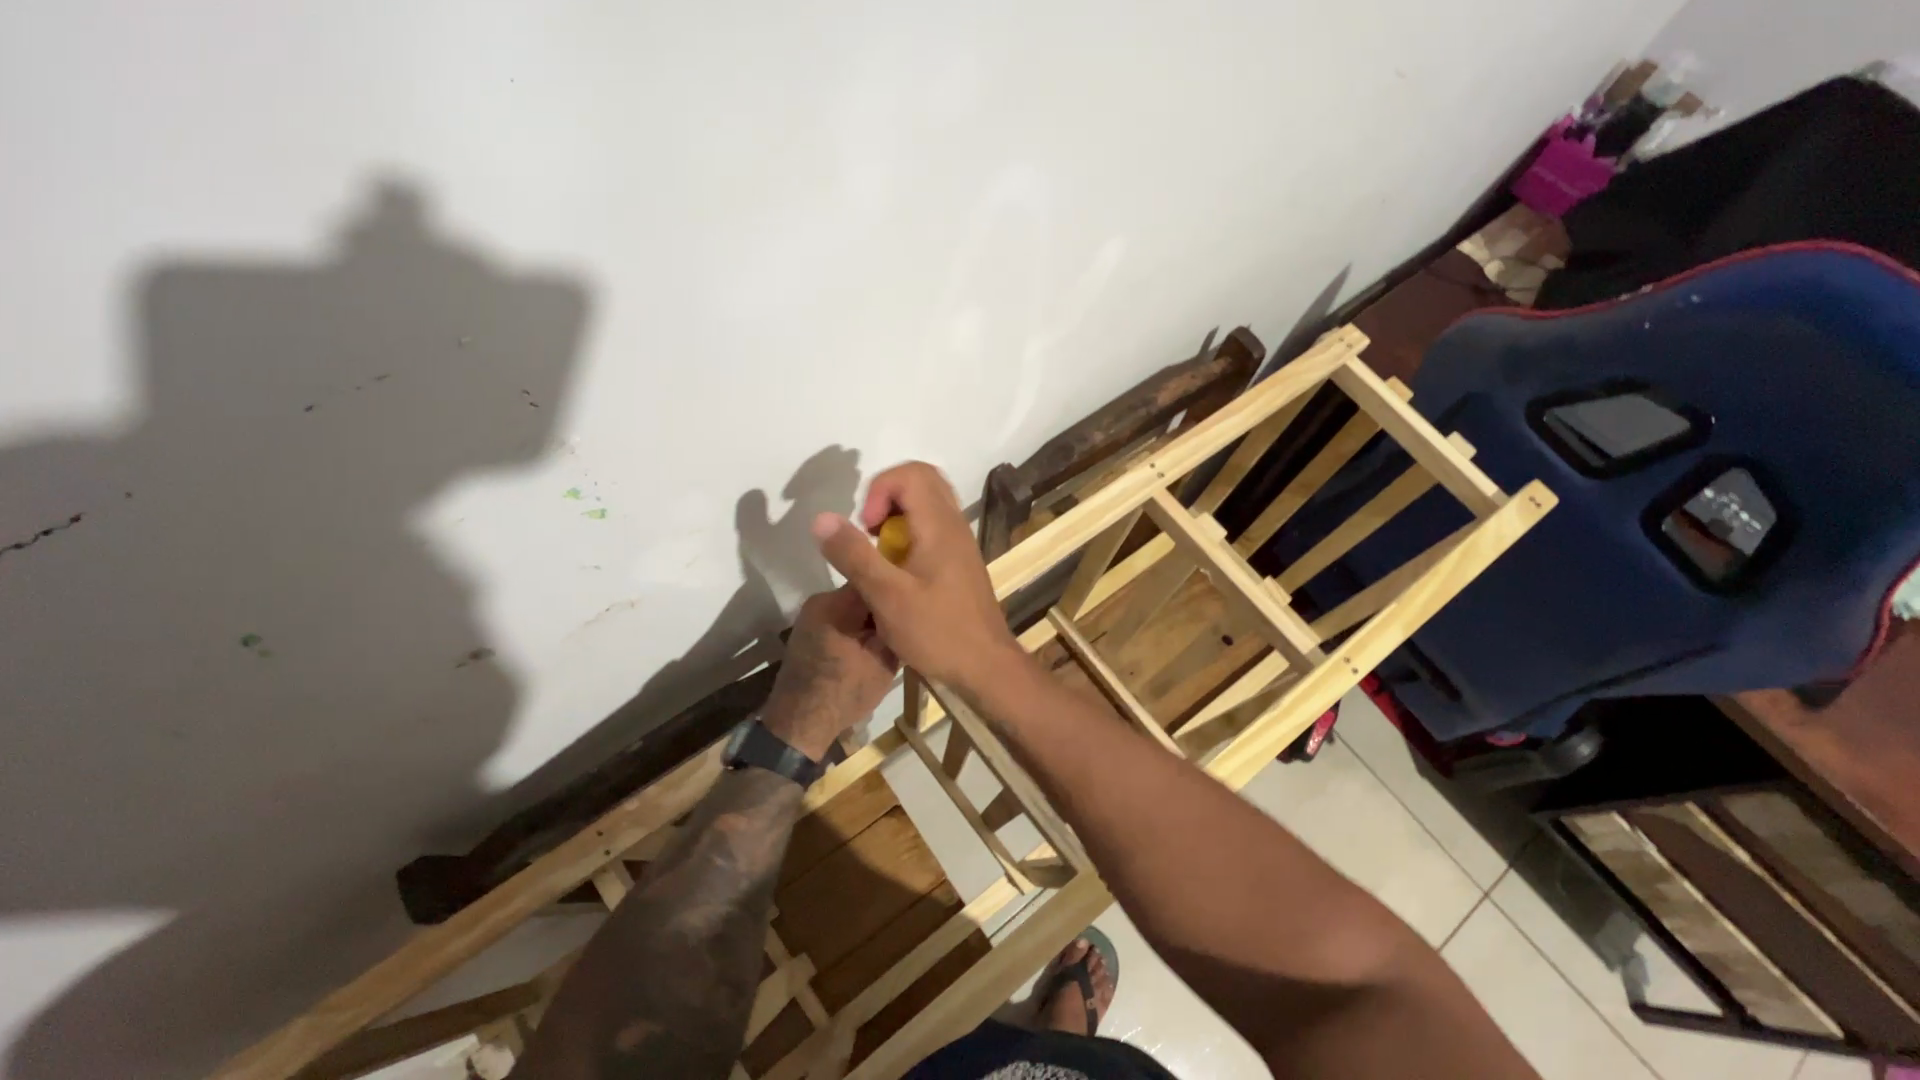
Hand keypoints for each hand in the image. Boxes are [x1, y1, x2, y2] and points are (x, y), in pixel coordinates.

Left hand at [762, 585, 898, 760]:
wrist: (799, 723)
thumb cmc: (844, 693)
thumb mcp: (882, 661)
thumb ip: (895, 628)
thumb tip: (908, 609)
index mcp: (837, 604)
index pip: (876, 577)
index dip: (899, 587)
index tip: (917, 600)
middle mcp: (820, 600)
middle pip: (863, 590)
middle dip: (885, 603)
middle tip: (908, 620)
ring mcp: (811, 614)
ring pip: (852, 605)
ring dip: (870, 617)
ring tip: (892, 634)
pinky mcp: (809, 629)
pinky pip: (841, 617)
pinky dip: (856, 627)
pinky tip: (870, 644)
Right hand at [810, 462, 1022, 691]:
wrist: (987, 668)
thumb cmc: (938, 632)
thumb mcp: (886, 597)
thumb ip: (854, 555)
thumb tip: (821, 519)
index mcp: (940, 526)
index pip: (910, 473)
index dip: (879, 490)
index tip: (867, 529)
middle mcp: (955, 526)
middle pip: (922, 481)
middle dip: (887, 498)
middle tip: (871, 533)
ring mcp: (960, 545)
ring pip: (928, 506)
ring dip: (897, 519)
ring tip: (881, 555)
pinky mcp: (959, 564)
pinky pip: (933, 530)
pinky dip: (910, 538)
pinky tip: (897, 575)